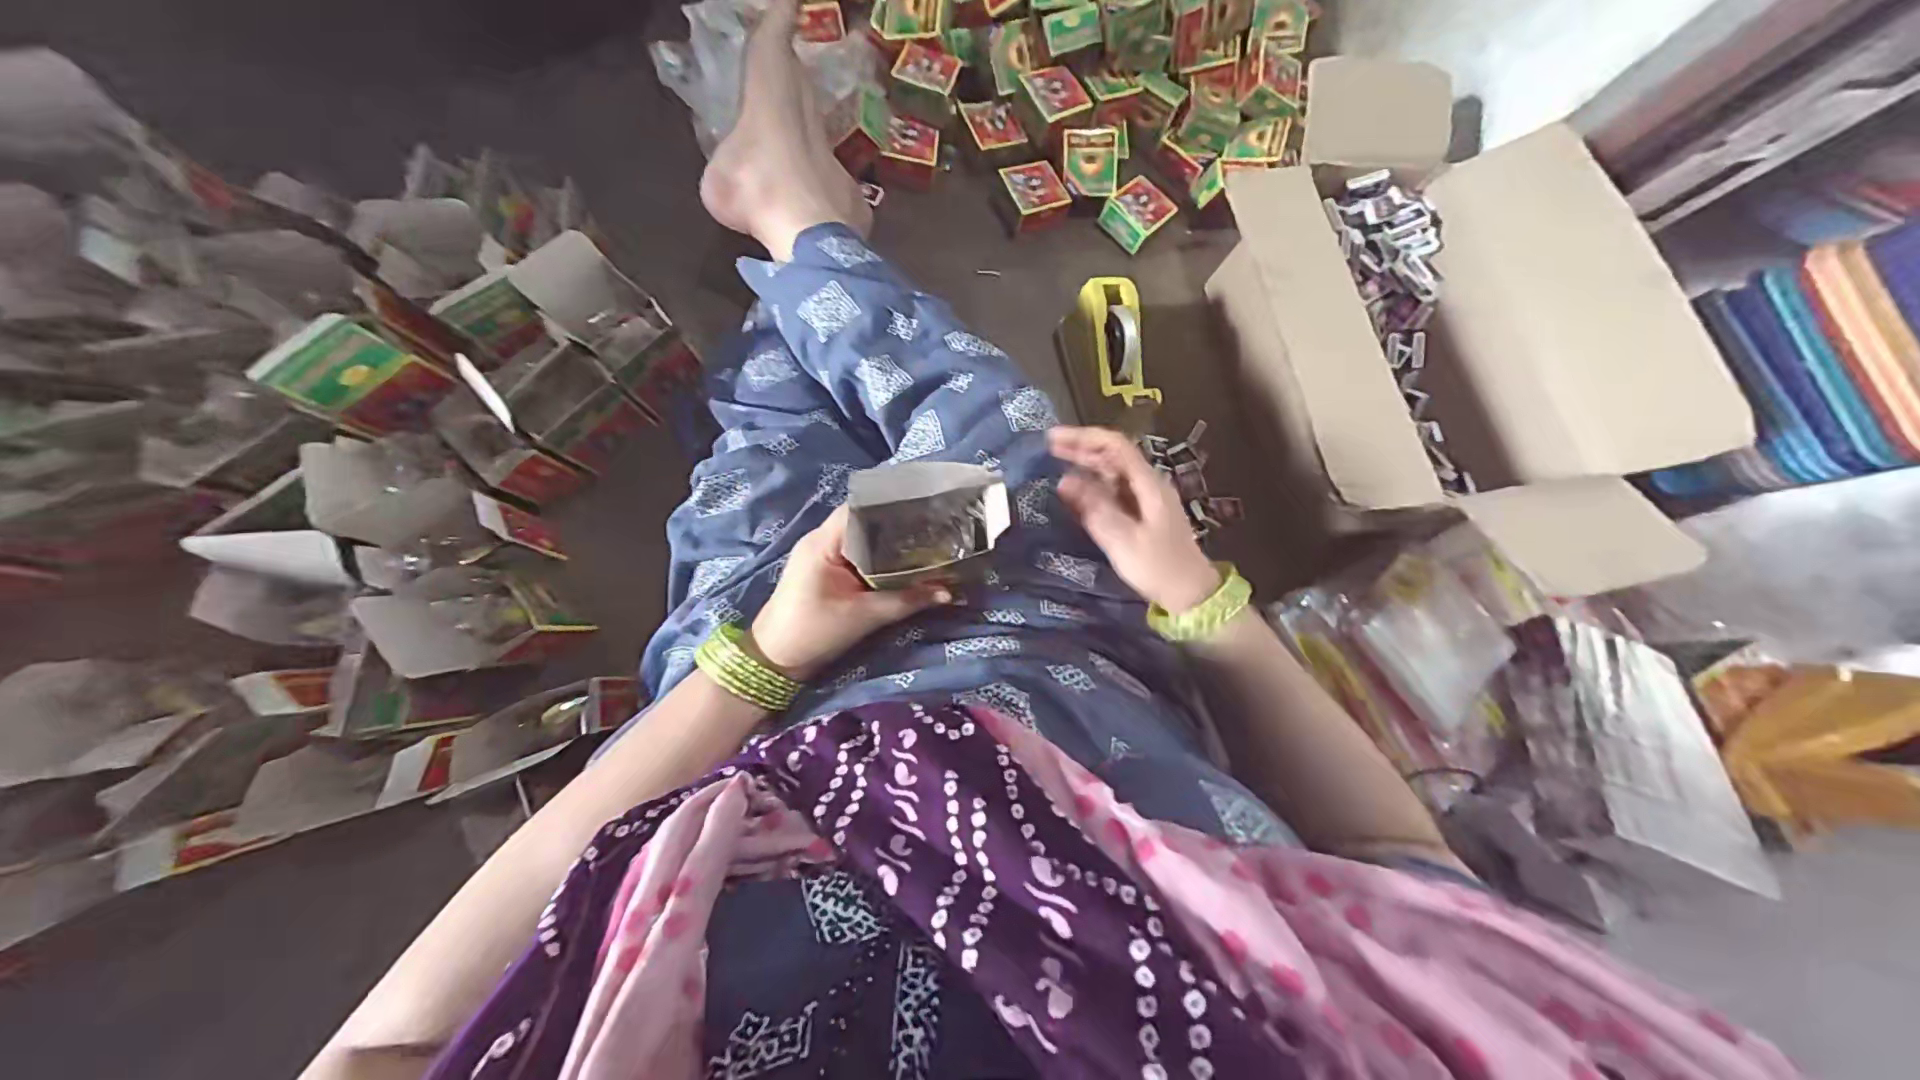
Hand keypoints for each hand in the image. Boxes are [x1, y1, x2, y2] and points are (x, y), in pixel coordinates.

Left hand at [750, 505, 954, 679]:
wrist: (776, 660)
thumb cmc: (814, 632)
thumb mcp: (864, 616)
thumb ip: (907, 601)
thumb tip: (949, 592)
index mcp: (823, 542)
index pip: (860, 508)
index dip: (891, 507)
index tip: (923, 511)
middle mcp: (819, 539)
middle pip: (862, 520)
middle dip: (895, 524)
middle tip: (931, 528)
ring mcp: (819, 553)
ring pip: (859, 536)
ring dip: (886, 541)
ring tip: (922, 542)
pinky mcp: (823, 569)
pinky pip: (854, 552)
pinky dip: (876, 555)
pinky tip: (900, 562)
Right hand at [1049, 426, 1221, 612]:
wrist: (1190, 594)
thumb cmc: (1159, 567)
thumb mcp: (1123, 540)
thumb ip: (1095, 508)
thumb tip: (1065, 481)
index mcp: (1148, 484)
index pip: (1115, 446)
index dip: (1084, 437)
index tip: (1054, 438)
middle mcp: (1146, 485)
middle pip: (1112, 456)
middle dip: (1081, 448)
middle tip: (1048, 447)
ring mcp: (1144, 499)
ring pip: (1111, 472)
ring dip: (1084, 465)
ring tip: (1055, 464)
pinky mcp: (1140, 515)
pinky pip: (1112, 491)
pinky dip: (1091, 486)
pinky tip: (1073, 492)